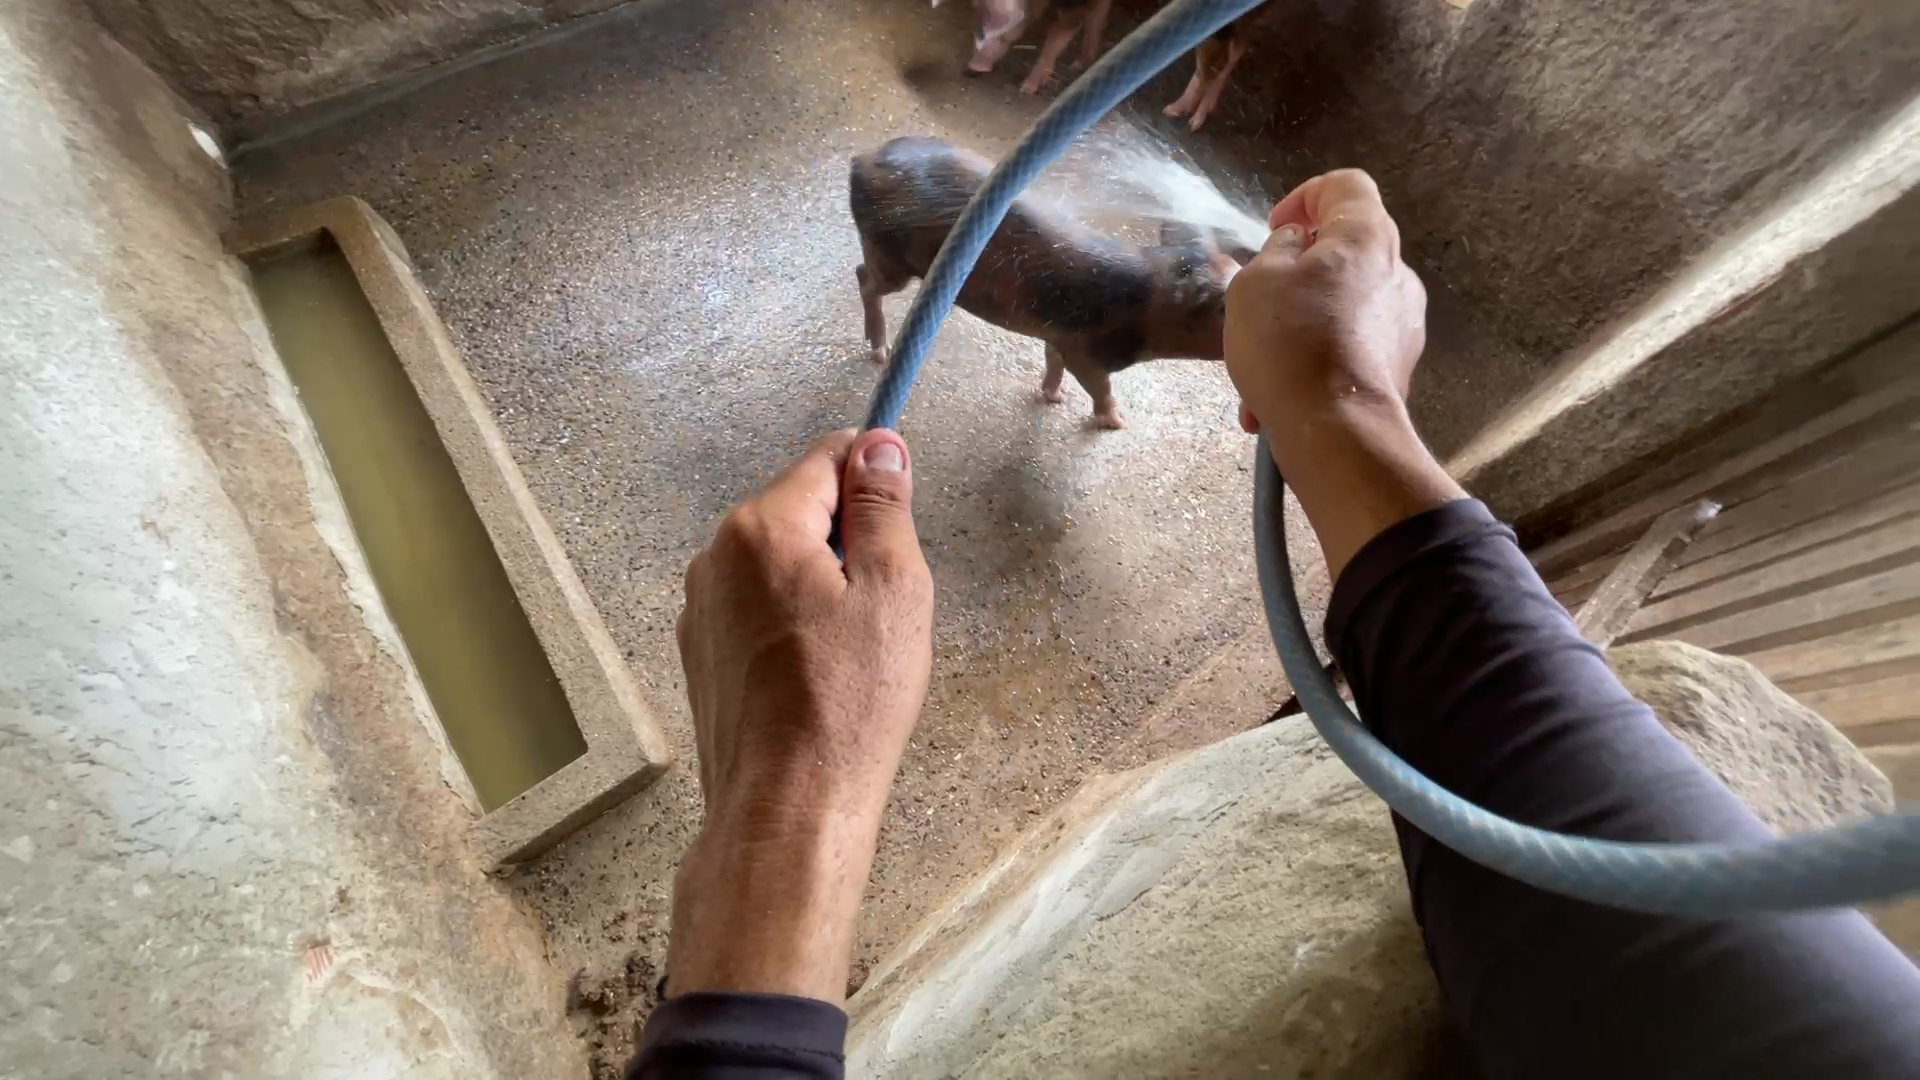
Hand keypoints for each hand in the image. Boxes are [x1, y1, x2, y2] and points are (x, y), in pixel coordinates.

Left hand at [669, 428, 933, 1002]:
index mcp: (761, 528)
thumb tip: (879, 443)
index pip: (826, 458)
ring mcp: (701, 606)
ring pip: (780, 559)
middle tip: (882, 602)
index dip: (873, 474)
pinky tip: (816, 669)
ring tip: (851, 645)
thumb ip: (883, 505)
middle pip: (800, 508)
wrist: (787, 808)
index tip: (901, 515)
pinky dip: (793, 615)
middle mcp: (716, 555)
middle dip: (847, 537)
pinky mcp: (702, 650)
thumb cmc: (852, 698)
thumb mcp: (893, 589)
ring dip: (821, 578)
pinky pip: (758, 603)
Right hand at [1223, 170, 1462, 577]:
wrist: (1334, 428)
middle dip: (1294, 273)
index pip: (1344, 185)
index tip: (1273, 229)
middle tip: (1258, 302)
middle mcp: (1395, 271)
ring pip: (1339, 307)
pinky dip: (1311, 362)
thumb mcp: (1253, 284)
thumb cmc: (1287, 343)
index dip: (1304, 196)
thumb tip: (1291, 249)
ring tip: (1256, 371)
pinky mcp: (1397, 365)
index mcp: (1364, 236)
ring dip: (1295, 328)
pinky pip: (1346, 349)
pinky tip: (1275, 399)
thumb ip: (1272, 254)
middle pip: (1343, 251)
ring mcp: (1402, 321)